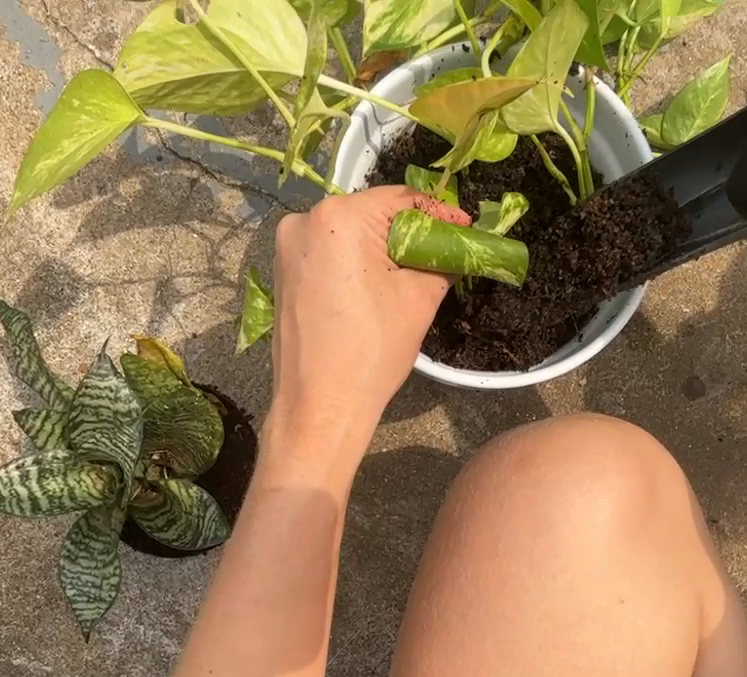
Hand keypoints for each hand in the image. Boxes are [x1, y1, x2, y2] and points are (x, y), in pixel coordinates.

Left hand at [268, 186, 469, 456]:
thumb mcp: (419, 300)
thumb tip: (457, 250)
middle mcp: (303, 222)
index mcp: (338, 218)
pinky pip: (328, 258)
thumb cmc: (370, 353)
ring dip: (380, 252)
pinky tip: (375, 292)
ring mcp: (286, 250)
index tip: (464, 227)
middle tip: (442, 255)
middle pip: (371, 216)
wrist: (319, 408)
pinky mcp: (282, 277)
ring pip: (348, 238)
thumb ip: (442, 262)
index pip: (399, 199)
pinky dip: (355, 268)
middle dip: (408, 234)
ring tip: (411, 276)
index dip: (437, 213)